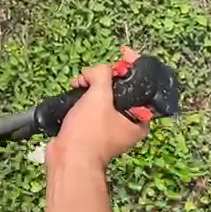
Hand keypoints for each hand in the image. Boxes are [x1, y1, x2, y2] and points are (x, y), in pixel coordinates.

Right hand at [47, 47, 150, 172]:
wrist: (69, 158)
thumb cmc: (89, 133)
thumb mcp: (99, 97)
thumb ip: (103, 75)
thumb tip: (98, 71)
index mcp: (139, 119)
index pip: (142, 85)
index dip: (133, 66)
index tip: (123, 53)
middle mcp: (128, 122)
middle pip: (120, 87)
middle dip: (104, 76)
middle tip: (91, 74)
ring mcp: (110, 125)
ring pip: (104, 95)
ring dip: (91, 84)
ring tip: (78, 83)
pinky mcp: (93, 128)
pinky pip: (92, 104)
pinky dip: (84, 95)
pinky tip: (74, 91)